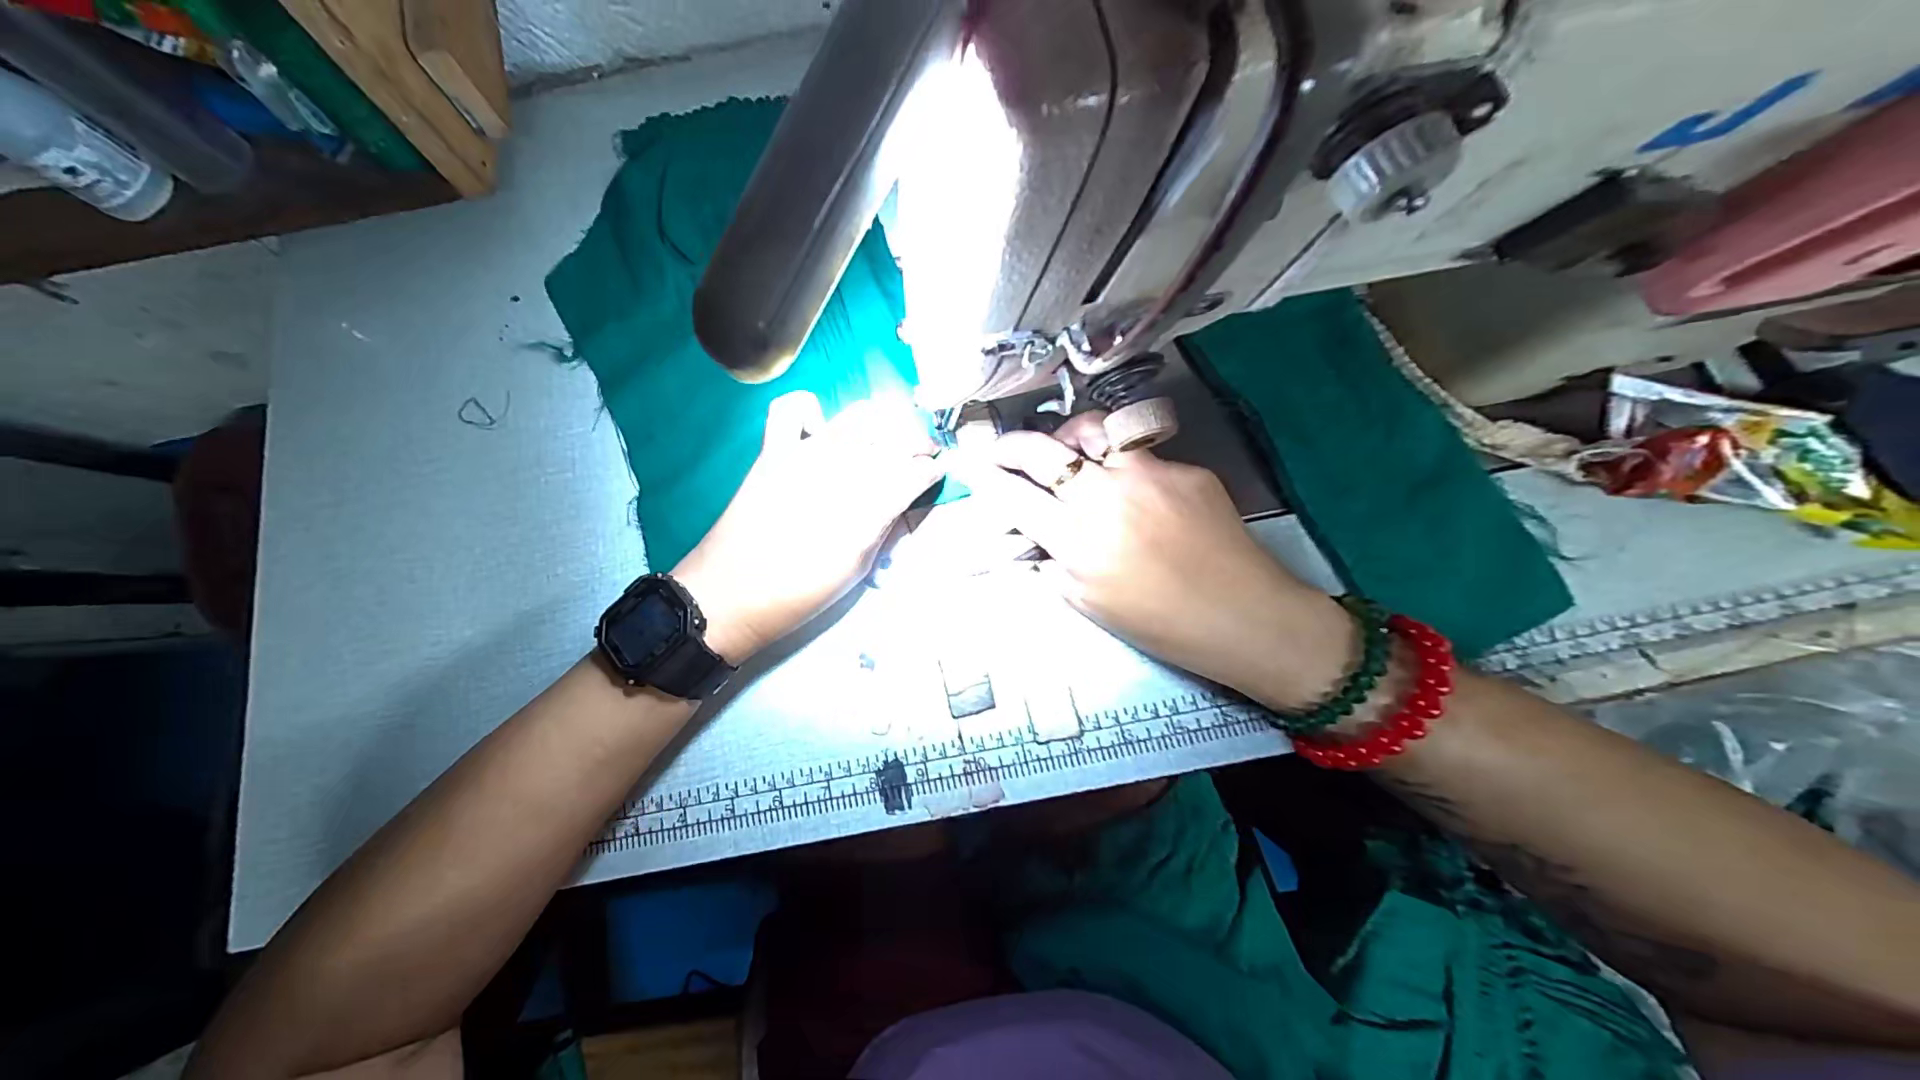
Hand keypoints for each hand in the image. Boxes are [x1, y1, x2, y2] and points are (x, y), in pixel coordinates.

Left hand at [672, 391, 944, 663]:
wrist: (730, 595)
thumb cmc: (800, 594)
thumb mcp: (857, 569)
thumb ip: (885, 526)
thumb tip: (906, 498)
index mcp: (868, 506)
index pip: (916, 469)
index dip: (932, 469)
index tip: (935, 474)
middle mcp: (842, 470)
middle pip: (895, 433)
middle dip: (916, 440)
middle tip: (918, 457)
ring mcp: (805, 453)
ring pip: (858, 416)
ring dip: (880, 423)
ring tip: (881, 442)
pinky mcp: (774, 451)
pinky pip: (791, 409)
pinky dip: (811, 410)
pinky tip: (820, 429)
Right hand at [956, 412, 1355, 708]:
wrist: (1243, 614)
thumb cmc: (1159, 623)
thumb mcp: (1089, 604)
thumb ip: (1052, 565)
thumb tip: (1024, 540)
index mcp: (1078, 540)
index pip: (1015, 496)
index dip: (987, 479)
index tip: (974, 468)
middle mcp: (1106, 497)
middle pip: (1044, 450)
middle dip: (1012, 444)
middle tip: (1003, 448)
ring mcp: (1148, 474)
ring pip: (1095, 429)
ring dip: (1072, 436)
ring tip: (1072, 450)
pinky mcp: (1184, 468)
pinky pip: (1142, 454)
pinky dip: (1127, 466)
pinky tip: (1140, 492)